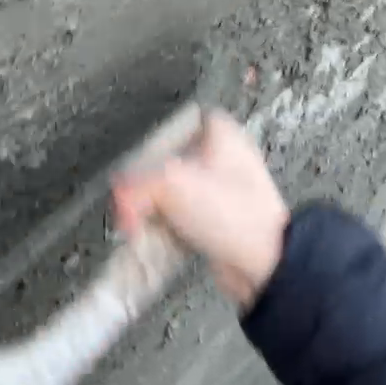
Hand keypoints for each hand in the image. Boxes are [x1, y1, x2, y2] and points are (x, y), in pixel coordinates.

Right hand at [112, 109, 289, 308]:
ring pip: (172, 192)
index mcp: (221, 133)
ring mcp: (221, 192)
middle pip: (168, 160)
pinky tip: (155, 237)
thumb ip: (134, 186)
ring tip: (139, 221)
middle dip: (146, 182)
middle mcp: (223, 158)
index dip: (154, 137)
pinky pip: (181, 218)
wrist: (266, 263)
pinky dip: (166, 227)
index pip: (178, 121)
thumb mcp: (171, 184)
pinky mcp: (218, 221)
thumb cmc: (233, 212)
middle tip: (132, 196)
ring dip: (154, 208)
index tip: (136, 156)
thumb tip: (120, 201)